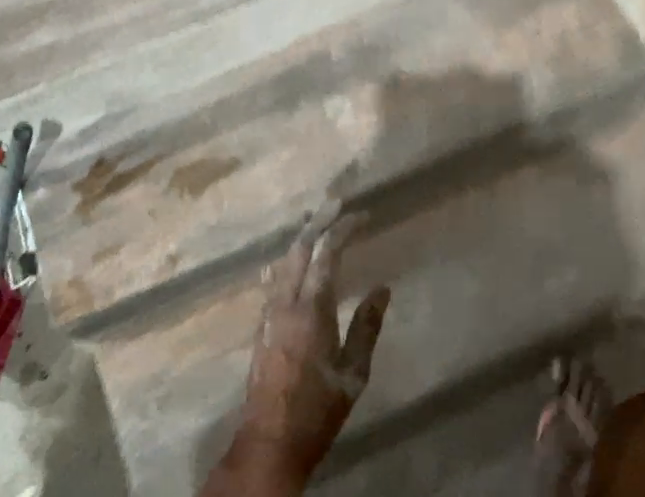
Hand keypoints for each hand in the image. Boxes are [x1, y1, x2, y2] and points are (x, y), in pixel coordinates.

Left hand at [231, 204, 391, 483]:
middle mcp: (285, 303)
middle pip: (298, 248)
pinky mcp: (261, 326)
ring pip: (283, 262)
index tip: (361, 214)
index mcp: (312, 310)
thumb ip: (367, 327)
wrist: (270, 440)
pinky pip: (274, 280)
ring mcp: (269, 313)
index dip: (343, 229)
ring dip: (301, 239)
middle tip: (336, 203)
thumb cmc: (319, 409)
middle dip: (317, 221)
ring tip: (318, 224)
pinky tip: (292, 262)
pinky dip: (288, 261)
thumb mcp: (354, 373)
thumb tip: (382, 289)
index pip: (326, 254)